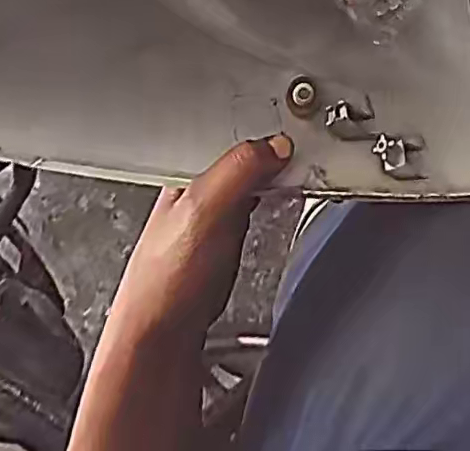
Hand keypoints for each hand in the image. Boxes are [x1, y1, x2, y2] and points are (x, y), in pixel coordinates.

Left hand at [104, 134, 291, 345]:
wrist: (160, 342)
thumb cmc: (164, 282)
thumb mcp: (201, 210)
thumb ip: (238, 171)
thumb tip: (277, 145)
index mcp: (187, 171)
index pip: (234, 132)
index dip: (267, 127)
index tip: (300, 131)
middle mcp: (201, 186)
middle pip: (250, 151)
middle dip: (281, 146)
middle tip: (309, 148)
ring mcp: (218, 208)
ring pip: (259, 173)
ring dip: (284, 168)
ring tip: (306, 164)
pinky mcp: (232, 231)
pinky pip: (264, 196)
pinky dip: (282, 190)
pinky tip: (290, 192)